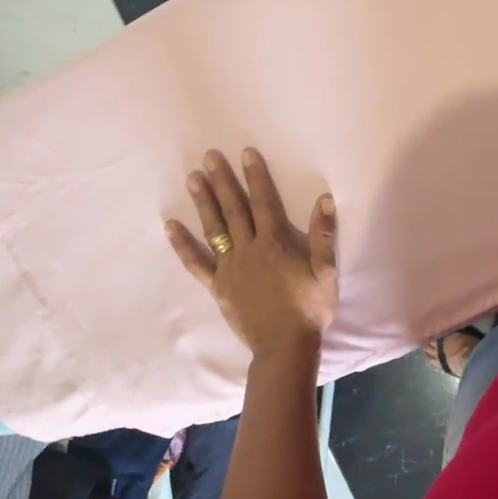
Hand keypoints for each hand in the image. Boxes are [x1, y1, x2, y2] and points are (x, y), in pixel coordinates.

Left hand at [166, 148, 337, 355]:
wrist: (285, 345)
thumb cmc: (311, 308)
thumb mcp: (326, 271)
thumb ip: (324, 235)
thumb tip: (324, 199)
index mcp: (276, 243)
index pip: (264, 202)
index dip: (256, 176)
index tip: (246, 153)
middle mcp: (249, 250)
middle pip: (234, 209)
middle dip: (223, 180)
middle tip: (210, 156)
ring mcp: (229, 267)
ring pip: (214, 228)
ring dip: (203, 202)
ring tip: (193, 178)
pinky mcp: (217, 286)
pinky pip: (195, 262)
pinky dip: (182, 244)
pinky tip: (171, 226)